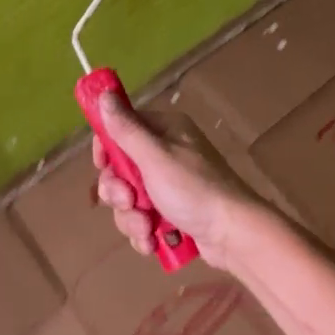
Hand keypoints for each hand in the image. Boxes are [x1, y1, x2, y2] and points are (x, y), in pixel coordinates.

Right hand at [93, 92, 257, 270]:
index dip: (107, 148)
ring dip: (131, 218)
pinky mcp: (171, 213)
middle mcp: (166, 154)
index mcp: (166, 131)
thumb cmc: (194, 189)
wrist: (232, 234)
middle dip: (119, 192)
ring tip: (147, 229)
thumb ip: (127, 129)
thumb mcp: (156, 157)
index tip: (102, 165)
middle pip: (121, 168)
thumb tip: (104, 93)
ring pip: (128, 199)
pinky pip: (142, 219)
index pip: (123, 128)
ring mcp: (169, 185)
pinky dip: (144, 232)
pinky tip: (153, 242)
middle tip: (129, 201)